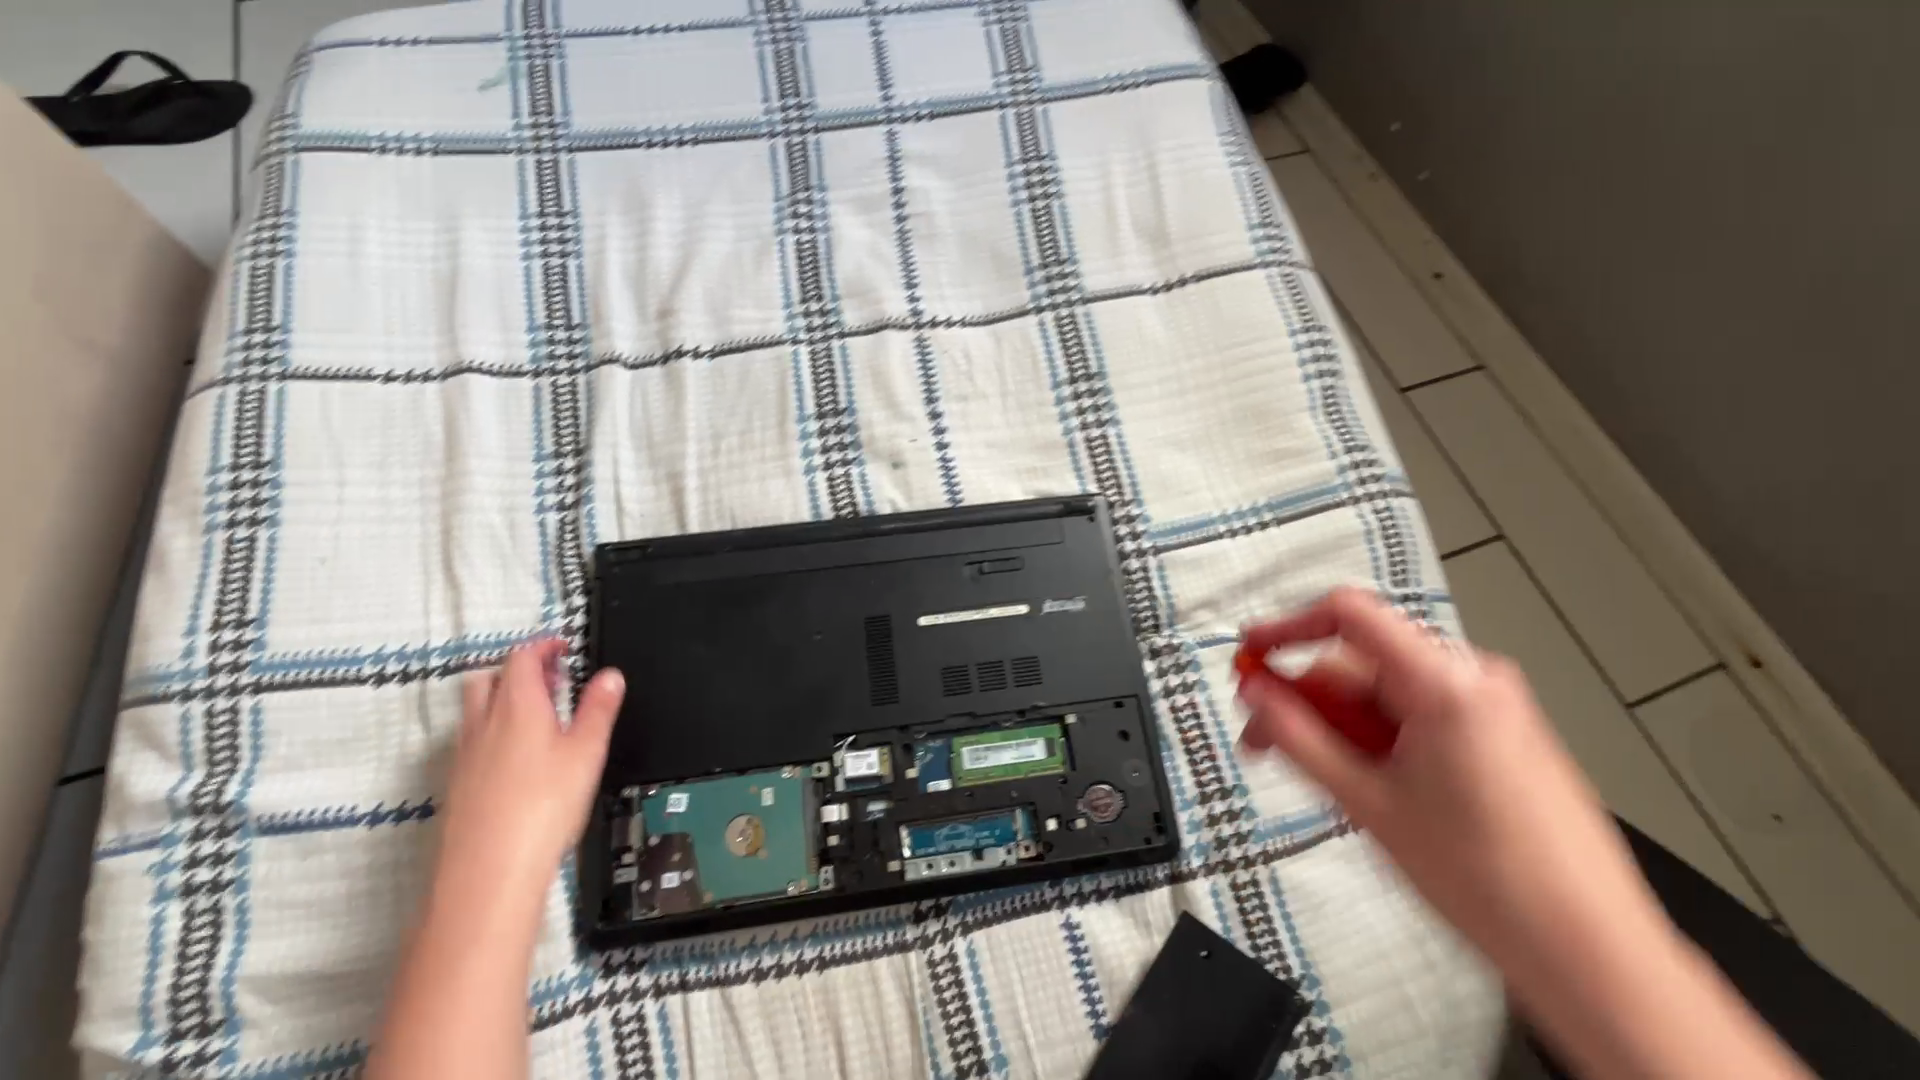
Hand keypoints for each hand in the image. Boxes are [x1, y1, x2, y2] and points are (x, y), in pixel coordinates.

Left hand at [438, 639, 624, 891]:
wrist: (489, 870)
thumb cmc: (545, 805)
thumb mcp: (586, 752)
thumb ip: (598, 709)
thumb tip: (609, 675)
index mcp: (518, 705)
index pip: (522, 658)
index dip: (542, 646)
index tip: (563, 647)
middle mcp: (484, 722)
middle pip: (490, 677)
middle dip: (518, 669)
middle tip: (550, 679)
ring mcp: (465, 753)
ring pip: (477, 708)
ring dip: (503, 698)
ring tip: (538, 716)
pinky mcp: (458, 782)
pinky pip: (473, 739)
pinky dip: (494, 731)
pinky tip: (518, 759)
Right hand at [1235, 587, 1664, 972]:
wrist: (1587, 946)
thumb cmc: (1491, 879)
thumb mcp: (1368, 802)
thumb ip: (1299, 738)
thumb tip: (1255, 695)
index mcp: (1446, 683)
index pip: (1349, 615)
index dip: (1287, 629)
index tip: (1250, 656)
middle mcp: (1475, 681)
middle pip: (1363, 662)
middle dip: (1305, 698)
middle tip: (1263, 740)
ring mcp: (1493, 709)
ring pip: (1388, 694)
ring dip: (1339, 724)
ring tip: (1316, 778)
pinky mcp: (1500, 737)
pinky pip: (1419, 716)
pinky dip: (1378, 738)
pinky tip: (1364, 785)